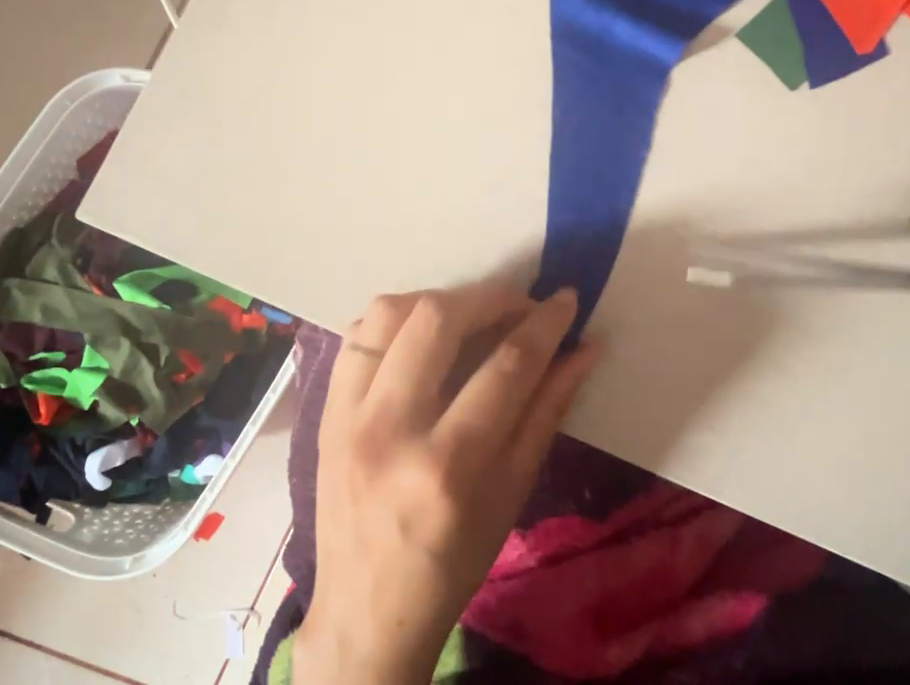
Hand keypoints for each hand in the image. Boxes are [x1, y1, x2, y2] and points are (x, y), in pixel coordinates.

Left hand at [294, 284, 600, 683]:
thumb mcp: (513, 492)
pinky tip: (423, 335)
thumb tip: (585, 348)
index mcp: (448, 465)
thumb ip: (548, 410)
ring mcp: (346, 417)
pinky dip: (395, 321)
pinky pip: (355, 337)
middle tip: (520, 306)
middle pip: (438, 320)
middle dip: (491, 298)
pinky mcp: (324, 412)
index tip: (565, 300)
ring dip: (439, 301)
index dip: (544, 323)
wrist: (368, 610)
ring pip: (388, 314)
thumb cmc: (454, 561)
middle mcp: (390, 430)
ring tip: (471, 316)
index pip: (507, 365)